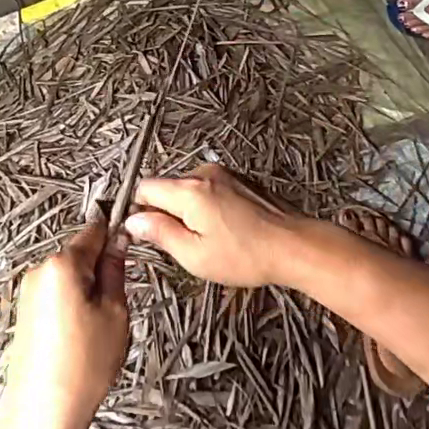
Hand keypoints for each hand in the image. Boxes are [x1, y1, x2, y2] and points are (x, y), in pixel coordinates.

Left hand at [3, 218, 130, 428]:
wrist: (43, 415)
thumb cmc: (81, 367)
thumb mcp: (114, 311)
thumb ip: (115, 270)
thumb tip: (119, 241)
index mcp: (61, 265)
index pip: (94, 231)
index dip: (116, 235)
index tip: (130, 245)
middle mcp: (39, 273)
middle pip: (79, 254)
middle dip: (100, 268)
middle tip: (118, 300)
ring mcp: (28, 294)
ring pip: (68, 276)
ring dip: (86, 289)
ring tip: (98, 326)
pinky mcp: (24, 314)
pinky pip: (55, 296)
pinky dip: (71, 306)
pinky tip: (80, 336)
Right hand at [124, 164, 301, 287]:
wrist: (293, 245)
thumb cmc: (247, 255)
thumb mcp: (194, 255)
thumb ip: (160, 233)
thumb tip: (134, 221)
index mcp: (189, 191)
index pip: (145, 188)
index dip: (141, 210)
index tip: (147, 231)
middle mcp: (205, 173)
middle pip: (167, 188)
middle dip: (167, 213)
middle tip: (184, 243)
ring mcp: (224, 174)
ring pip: (189, 189)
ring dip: (189, 211)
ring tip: (210, 239)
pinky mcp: (239, 180)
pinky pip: (209, 189)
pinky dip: (208, 206)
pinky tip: (225, 229)